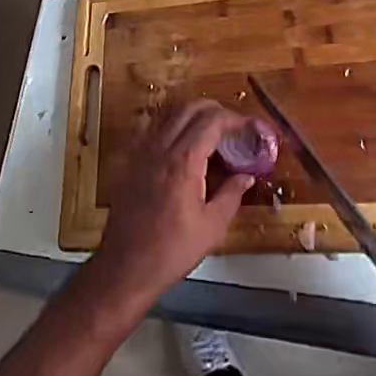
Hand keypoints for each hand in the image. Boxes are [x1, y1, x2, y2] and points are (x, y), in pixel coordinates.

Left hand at [92, 100, 255, 300]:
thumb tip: (246, 177)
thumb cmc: (172, 251)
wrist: (126, 266)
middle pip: (188, 108)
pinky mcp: (128, 162)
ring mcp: (140, 153)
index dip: (234, 119)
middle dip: (214, 110)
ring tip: (210, 130)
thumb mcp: (212, 226)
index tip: (249, 126)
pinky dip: (170, 125)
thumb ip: (232, 195)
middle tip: (232, 125)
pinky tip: (181, 143)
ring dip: (191, 113)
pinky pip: (151, 129)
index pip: (211, 122)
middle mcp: (159, 149)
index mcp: (183, 163)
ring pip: (167, 114)